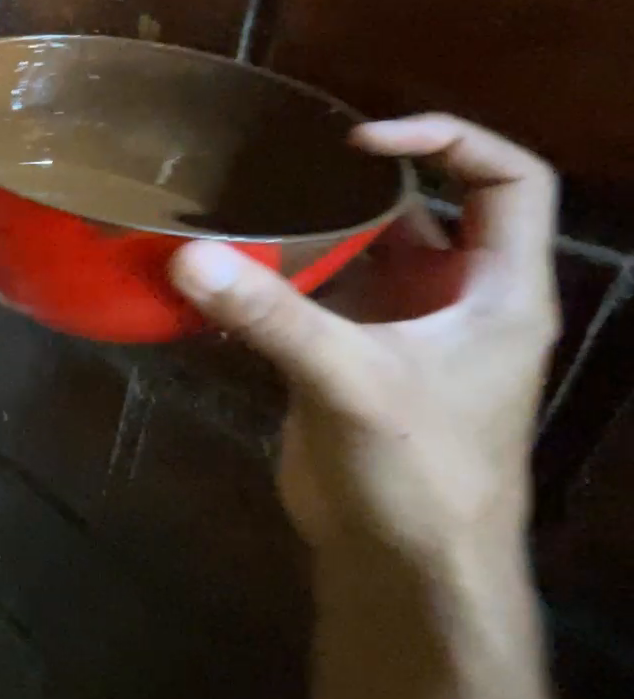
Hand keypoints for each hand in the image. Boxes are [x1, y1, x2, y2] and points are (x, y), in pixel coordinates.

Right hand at [169, 113, 556, 698]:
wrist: (401, 557)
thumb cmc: (419, 469)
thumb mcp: (353, 382)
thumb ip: (274, 315)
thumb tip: (187, 255)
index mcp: (496, 291)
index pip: (510, 182)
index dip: (447, 140)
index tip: (357, 140)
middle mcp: (449, 297)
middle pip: (419, 208)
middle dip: (352, 180)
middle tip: (271, 163)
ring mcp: (395, 326)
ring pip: (357, 249)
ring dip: (302, 226)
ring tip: (234, 201)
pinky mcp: (343, 352)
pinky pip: (310, 290)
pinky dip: (268, 272)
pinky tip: (218, 269)